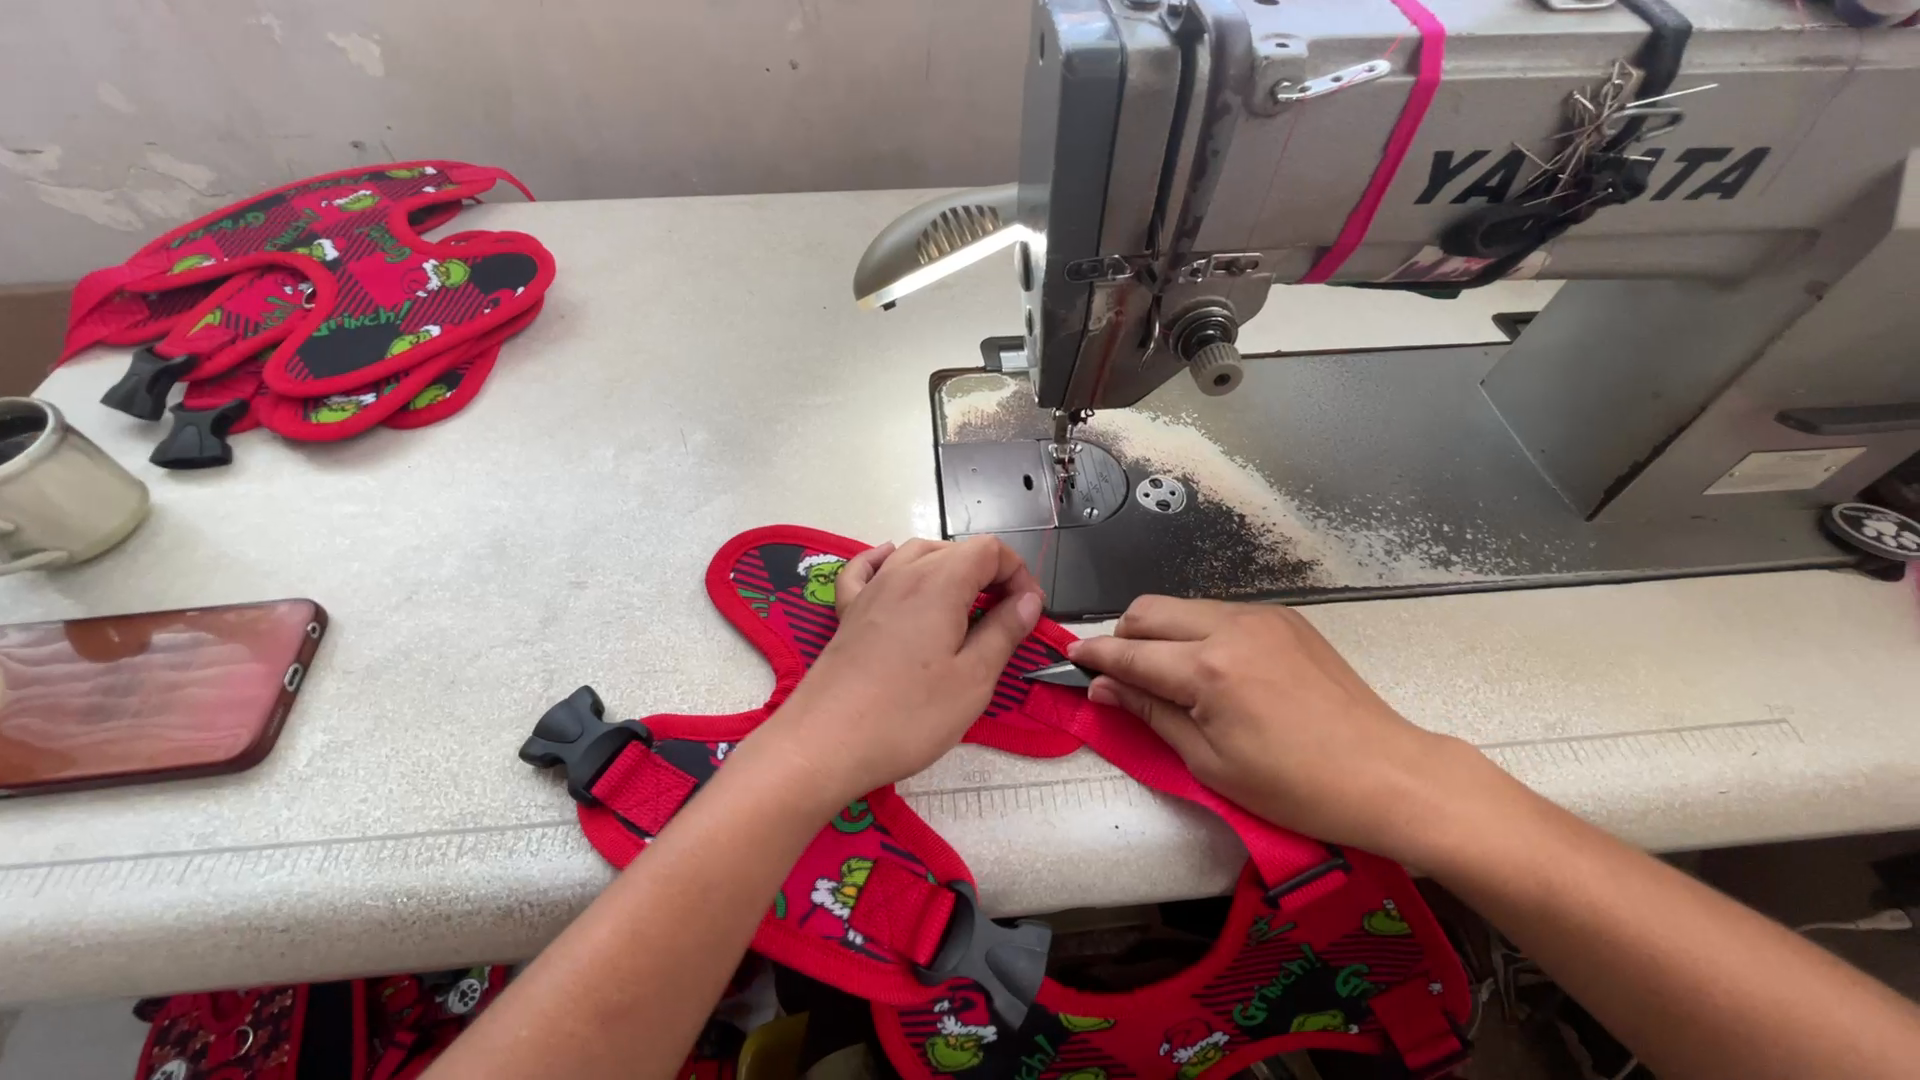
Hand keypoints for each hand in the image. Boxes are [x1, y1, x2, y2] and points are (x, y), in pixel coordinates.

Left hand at [744, 537, 1043, 810]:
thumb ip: (1004, 632)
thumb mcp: (973, 679)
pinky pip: (867, 569)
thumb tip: (1028, 600)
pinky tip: (893, 568)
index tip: (1029, 611)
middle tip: (1006, 619)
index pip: (990, 550)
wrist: (826, 743)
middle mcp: (903, 574)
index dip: (1018, 573)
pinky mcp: (846, 613)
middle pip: (955, 549)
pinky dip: (888, 561)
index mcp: (940, 584)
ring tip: (966, 605)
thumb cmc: (908, 716)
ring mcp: (870, 591)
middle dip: (990, 574)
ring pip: (915, 554)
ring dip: (948, 569)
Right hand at [1068, 596, 1489, 862]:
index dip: (1093, 657)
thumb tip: (1102, 688)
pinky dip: (1197, 631)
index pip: (1129, 653)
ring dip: (1159, 631)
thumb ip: (1149, 713)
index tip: (1068, 659)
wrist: (1387, 773)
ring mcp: (1261, 616)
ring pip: (1183, 606)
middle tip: (1117, 673)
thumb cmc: (1293, 787)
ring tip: (1165, 673)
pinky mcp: (1285, 618)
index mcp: (1207, 669)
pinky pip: (1220, 611)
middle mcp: (1230, 627)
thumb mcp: (1208, 762)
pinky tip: (1211, 667)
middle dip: (1122, 636)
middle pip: (1148, 610)